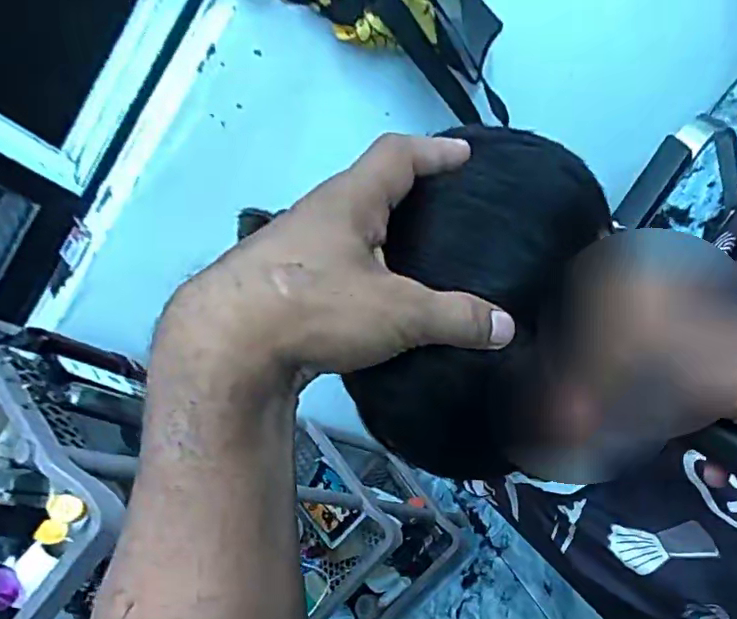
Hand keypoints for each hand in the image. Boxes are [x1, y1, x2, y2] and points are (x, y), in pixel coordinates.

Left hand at [155, 134, 516, 390]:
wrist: (231, 349)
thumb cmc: (315, 307)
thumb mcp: (399, 312)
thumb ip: (456, 318)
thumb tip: (505, 327)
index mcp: (347, 203)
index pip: (396, 157)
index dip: (434, 152)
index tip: (464, 154)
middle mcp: (320, 218)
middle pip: (373, 194)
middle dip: (413, 198)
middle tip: (451, 215)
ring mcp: (300, 254)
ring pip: (355, 237)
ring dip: (389, 244)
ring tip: (426, 266)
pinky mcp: (290, 291)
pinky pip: (343, 273)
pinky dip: (371, 280)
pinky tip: (387, 309)